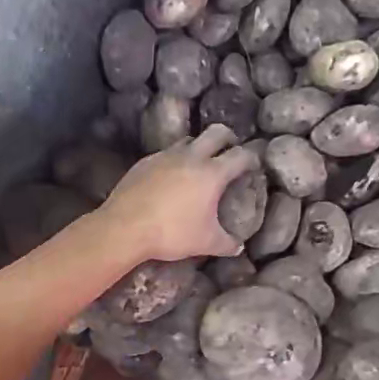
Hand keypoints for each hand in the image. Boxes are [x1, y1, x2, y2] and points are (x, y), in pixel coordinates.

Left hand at [95, 125, 260, 261]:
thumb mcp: (205, 243)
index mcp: (212, 173)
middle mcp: (191, 157)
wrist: (124, 228)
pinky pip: (165, 153)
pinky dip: (174, 160)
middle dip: (228, 138)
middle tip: (230, 150)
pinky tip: (170, 177)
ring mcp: (165, 156)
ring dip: (199, 146)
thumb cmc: (171, 234)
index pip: (241, 155)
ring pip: (188, 140)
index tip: (254, 165)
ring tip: (200, 163)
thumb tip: (238, 247)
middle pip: (216, 132)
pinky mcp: (145, 162)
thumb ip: (227, 243)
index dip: (252, 158)